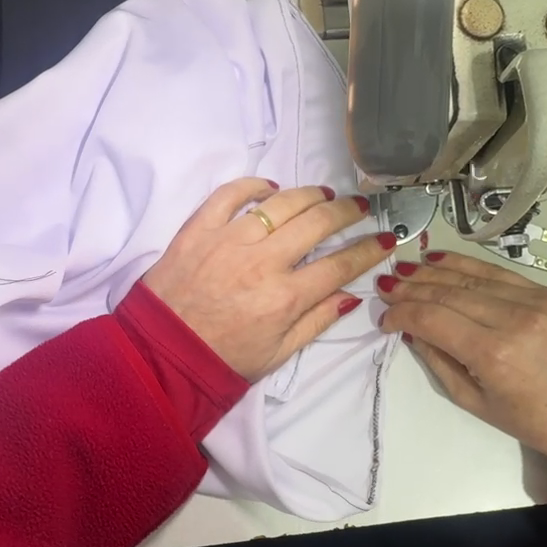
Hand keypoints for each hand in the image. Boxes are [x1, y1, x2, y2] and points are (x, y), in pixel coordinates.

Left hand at [142, 178, 393, 380]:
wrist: (160, 356)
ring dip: (310, 194)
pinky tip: (271, 189)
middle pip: (318, 223)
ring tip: (325, 195)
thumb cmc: (223, 360)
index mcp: (286, 298)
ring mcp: (229, 240)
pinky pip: (230, 194)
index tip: (385, 239)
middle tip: (359, 207)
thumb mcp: (278, 355)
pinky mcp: (199, 229)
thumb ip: (316, 322)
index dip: (369, 250)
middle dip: (348, 211)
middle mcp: (263, 262)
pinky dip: (254, 186)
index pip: (340, 264)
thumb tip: (352, 295)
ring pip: (281, 203)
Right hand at [375, 252, 546, 458]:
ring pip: (471, 278)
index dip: (402, 314)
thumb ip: (437, 360)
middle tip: (385, 284)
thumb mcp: (471, 400)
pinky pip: (497, 273)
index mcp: (494, 355)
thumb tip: (408, 329)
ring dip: (432, 272)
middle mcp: (514, 320)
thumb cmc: (526, 419)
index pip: (433, 320)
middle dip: (411, 288)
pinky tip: (438, 260)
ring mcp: (535, 302)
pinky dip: (466, 265)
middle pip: (449, 294)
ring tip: (405, 269)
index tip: (384, 317)